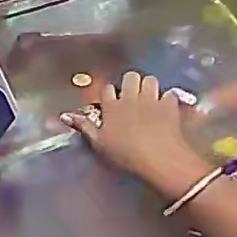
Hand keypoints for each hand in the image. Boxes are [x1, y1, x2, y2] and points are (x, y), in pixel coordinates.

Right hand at [62, 71, 215, 198]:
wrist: (160, 159)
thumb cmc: (126, 154)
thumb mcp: (100, 144)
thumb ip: (84, 127)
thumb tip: (66, 116)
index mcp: (112, 107)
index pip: (107, 89)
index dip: (109, 94)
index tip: (111, 102)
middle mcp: (131, 98)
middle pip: (130, 77)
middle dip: (131, 83)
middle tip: (131, 95)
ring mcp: (152, 99)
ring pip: (150, 80)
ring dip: (149, 87)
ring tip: (148, 98)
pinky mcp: (171, 105)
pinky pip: (169, 93)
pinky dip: (167, 99)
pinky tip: (166, 108)